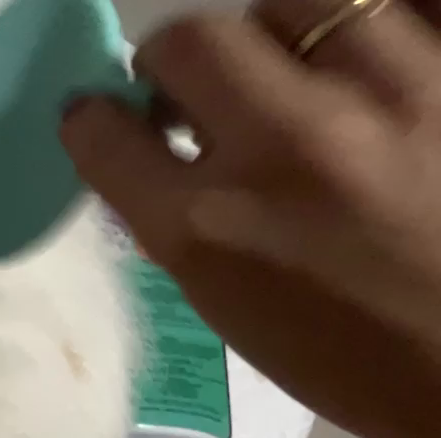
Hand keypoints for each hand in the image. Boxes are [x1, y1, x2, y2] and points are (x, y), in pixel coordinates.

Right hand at [59, 0, 440, 437]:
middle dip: (175, 61)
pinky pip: (404, 11)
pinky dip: (371, 32)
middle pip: (194, 39)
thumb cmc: (330, 346)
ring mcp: (398, 92)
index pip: (104, 131)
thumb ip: (174, 209)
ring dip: (273, 34)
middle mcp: (286, 144)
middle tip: (189, 91)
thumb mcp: (215, 289)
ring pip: (300, 4)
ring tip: (288, 71)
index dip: (90, 117)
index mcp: (203, 223)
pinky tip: (364, 70)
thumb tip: (146, 146)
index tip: (96, 117)